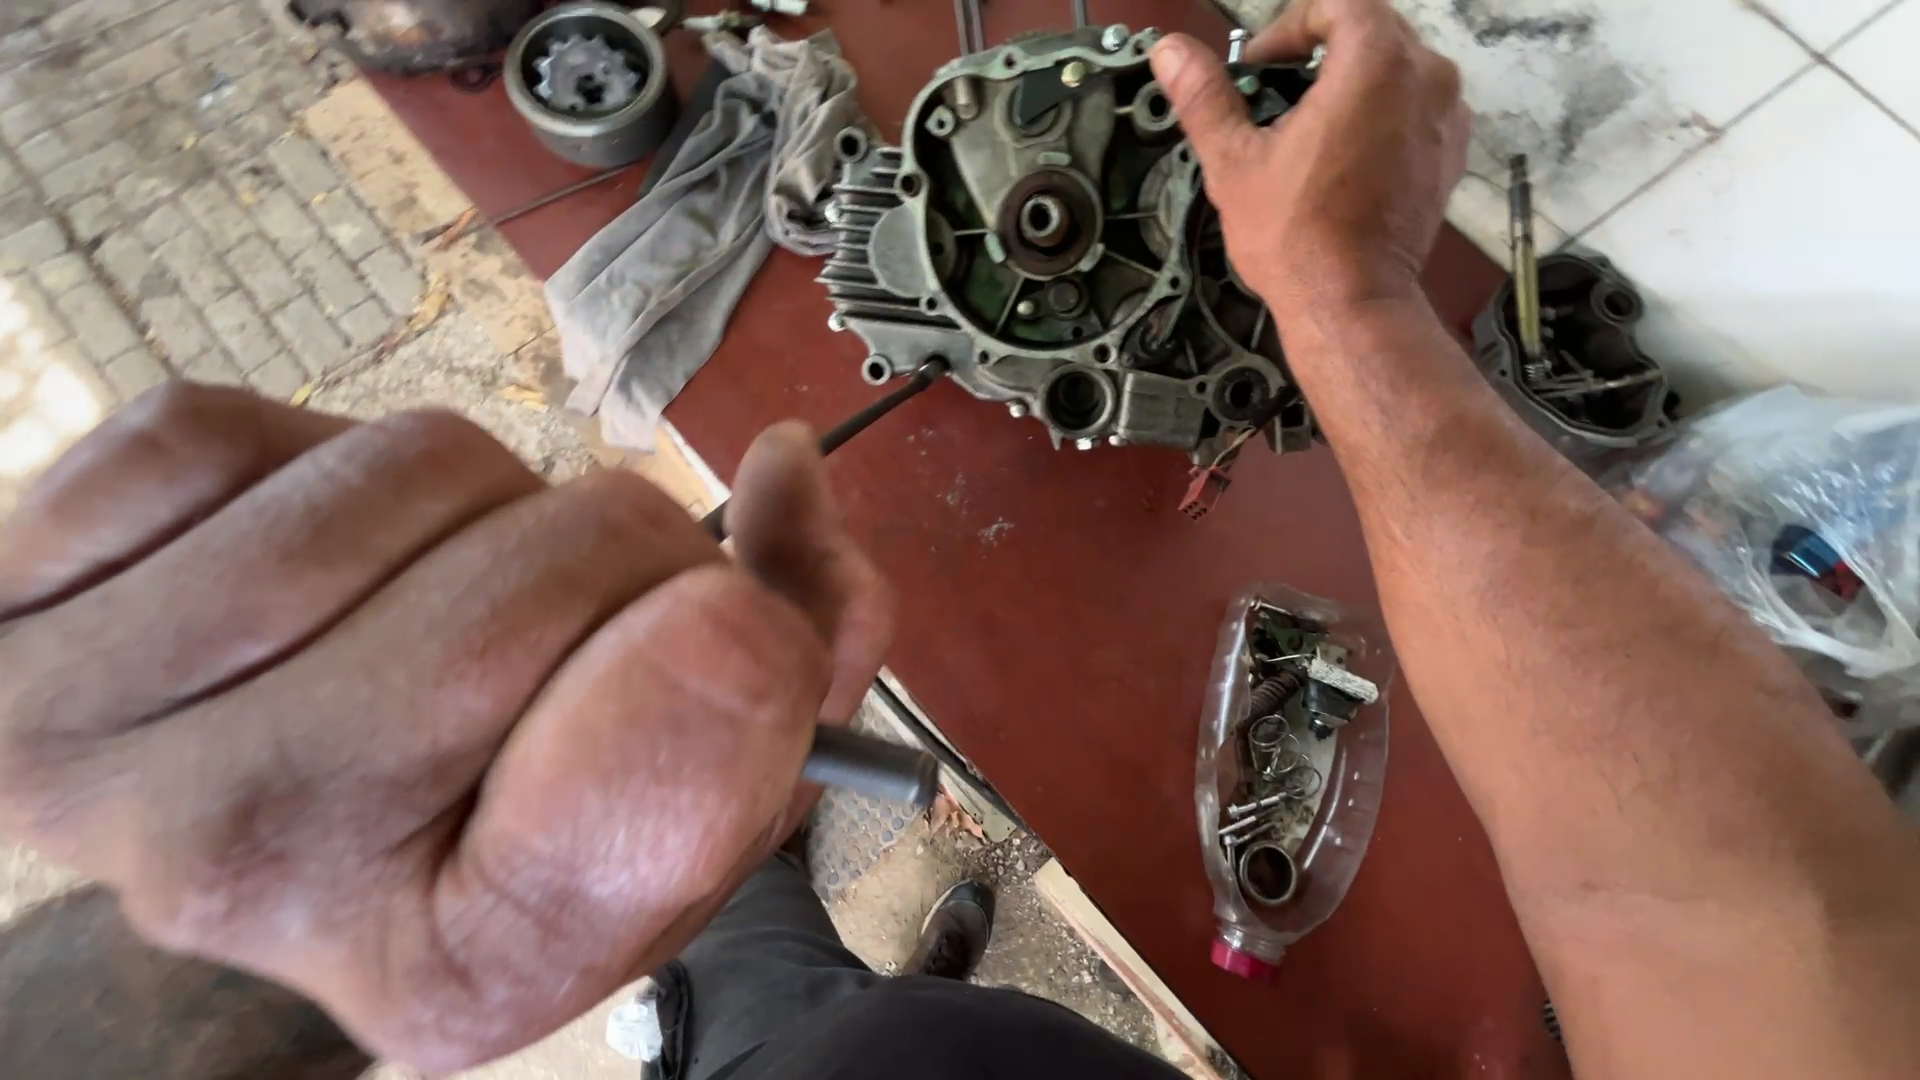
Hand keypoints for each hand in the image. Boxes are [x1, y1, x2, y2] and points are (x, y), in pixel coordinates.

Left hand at [0, 384, 891, 1070]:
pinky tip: (338, 559)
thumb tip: (786, 456)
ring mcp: (75, 728)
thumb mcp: (726, 775)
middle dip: (634, 550)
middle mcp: (246, 861)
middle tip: (610, 602)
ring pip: (416, 465)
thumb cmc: (552, 817)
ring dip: (494, 502)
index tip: (747, 628)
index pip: (645, 770)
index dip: (726, 665)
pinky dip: (313, 462)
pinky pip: (211, 428)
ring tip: (475, 581)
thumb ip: (807, 632)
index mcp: (467, 944)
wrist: (316, 855)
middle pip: (553, 555)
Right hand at [1150, 0, 1470, 327]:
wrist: (1348, 299)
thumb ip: (1205, 98)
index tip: (1256, 71)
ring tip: (1307, 139)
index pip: (1336, 4)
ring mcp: (1447, 114)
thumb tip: (1170, 49)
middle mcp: (1427, 72)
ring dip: (1350, 89)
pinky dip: (1380, 120)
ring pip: (1394, 73)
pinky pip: (1414, 112)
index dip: (1288, 30)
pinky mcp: (1451, 153)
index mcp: (1374, 60)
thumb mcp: (1233, 162)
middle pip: (1369, 34)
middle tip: (1274, 106)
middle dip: (1317, 59)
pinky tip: (1342, 165)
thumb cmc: (1291, 233)